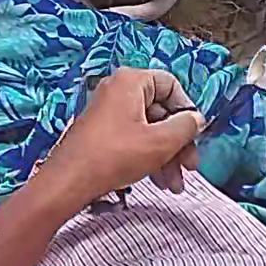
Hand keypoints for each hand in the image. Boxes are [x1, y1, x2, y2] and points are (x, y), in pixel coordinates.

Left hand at [39, 68, 203, 203]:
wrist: (69, 181)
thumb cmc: (112, 156)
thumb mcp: (159, 142)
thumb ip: (185, 127)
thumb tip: (196, 119)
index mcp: (130, 81)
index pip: (171, 85)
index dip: (187, 111)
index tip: (194, 135)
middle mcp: (119, 90)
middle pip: (161, 110)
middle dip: (178, 142)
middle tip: (190, 167)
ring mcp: (109, 110)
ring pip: (150, 127)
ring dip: (166, 155)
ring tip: (174, 184)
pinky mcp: (103, 131)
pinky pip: (134, 136)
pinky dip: (149, 155)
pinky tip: (158, 180)